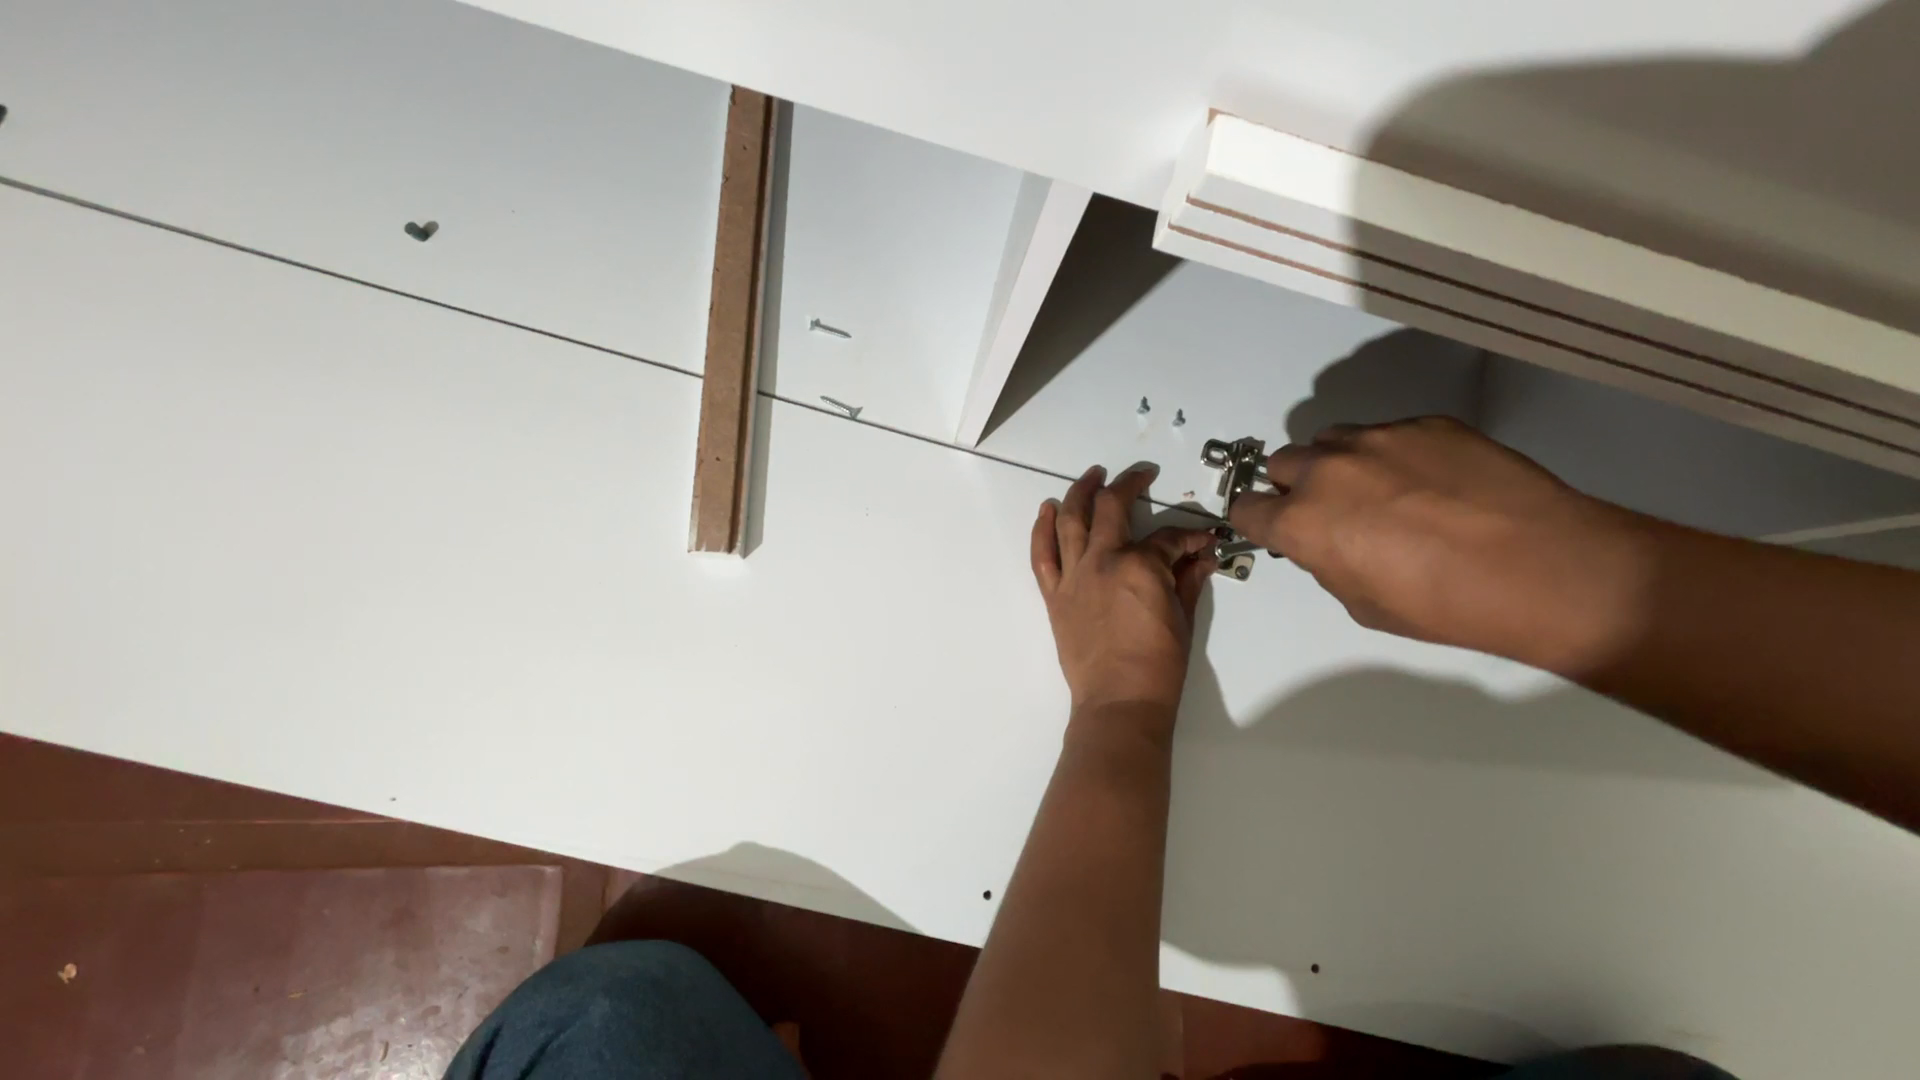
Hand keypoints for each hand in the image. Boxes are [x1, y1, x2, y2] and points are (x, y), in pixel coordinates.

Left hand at [1030, 465, 1217, 718]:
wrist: (1118, 700)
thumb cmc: (1158, 665)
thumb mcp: (1184, 619)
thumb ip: (1189, 580)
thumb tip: (1203, 557)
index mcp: (1140, 566)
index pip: (1168, 538)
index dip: (1189, 535)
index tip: (1201, 539)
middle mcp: (1102, 560)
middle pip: (1111, 508)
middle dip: (1129, 484)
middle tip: (1141, 475)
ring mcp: (1073, 575)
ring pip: (1070, 519)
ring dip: (1080, 491)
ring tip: (1092, 475)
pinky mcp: (1054, 594)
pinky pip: (1042, 554)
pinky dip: (1042, 528)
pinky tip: (1047, 508)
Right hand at [1228, 417, 1651, 669]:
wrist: (1541, 567)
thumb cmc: (1443, 605)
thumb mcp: (1362, 604)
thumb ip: (1328, 562)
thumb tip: (1330, 541)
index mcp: (1302, 522)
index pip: (1247, 508)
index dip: (1259, 521)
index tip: (1277, 529)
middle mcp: (1327, 471)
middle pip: (1282, 464)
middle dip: (1296, 487)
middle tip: (1334, 512)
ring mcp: (1377, 439)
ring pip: (1332, 441)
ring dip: (1339, 464)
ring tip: (1383, 491)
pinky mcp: (1426, 423)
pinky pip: (1388, 433)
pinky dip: (1393, 455)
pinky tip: (1433, 483)